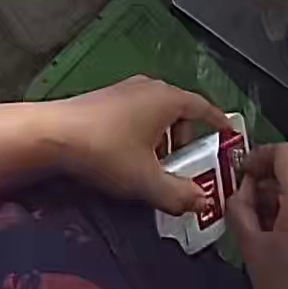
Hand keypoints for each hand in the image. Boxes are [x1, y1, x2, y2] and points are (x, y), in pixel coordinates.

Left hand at [47, 76, 231, 214]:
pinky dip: (147, 133)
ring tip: (158, 169)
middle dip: (188, 140)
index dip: (218, 121)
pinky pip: (140, 113)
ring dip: (165, 140)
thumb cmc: (107, 151)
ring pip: (158, 114)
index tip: (231, 135)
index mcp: (165, 98)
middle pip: (180, 111)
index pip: (202, 106)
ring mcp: (126, 89)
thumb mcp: (147, 181)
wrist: (56, 133)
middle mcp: (149, 87)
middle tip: (189, 169)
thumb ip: (180, 195)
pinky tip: (133, 158)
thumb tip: (202, 201)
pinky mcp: (109, 97)